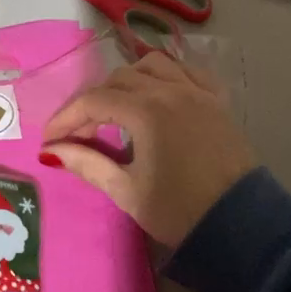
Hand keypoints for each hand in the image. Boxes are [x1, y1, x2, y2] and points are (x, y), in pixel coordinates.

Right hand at [40, 52, 255, 246]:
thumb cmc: (180, 210)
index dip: (66, 118)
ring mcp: (198, 92)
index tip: (49, 140)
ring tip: (118, 109)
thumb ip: (88, 163)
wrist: (242, 226)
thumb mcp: (127, 191)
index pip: (94, 102)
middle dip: (93, 102)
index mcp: (147, 111)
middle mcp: (171, 90)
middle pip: (119, 79)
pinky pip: (187, 71)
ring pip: (153, 65)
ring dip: (128, 80)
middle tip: (81, 134)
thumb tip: (52, 151)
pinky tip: (158, 93)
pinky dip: (166, 75)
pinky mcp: (217, 101)